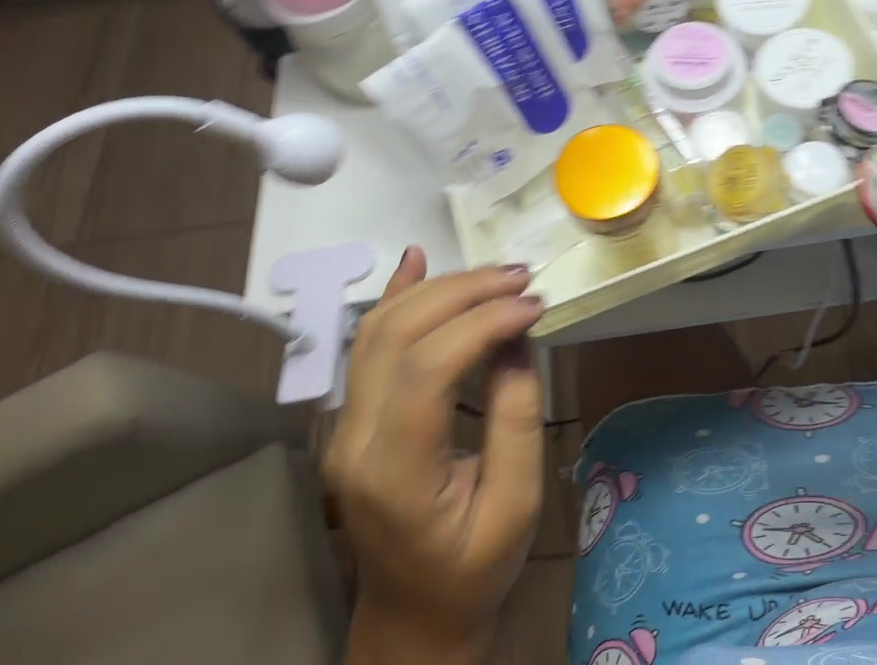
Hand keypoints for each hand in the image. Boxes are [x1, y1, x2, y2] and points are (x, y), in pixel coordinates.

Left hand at [324, 248, 545, 660]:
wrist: (415, 614)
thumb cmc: (473, 570)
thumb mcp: (516, 505)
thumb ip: (516, 418)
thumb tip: (516, 338)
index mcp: (394, 473)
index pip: (428, 369)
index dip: (481, 323)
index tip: (533, 305)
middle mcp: (354, 440)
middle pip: (396, 335)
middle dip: (463, 293)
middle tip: (522, 278)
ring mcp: (343, 426)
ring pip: (377, 330)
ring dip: (437, 289)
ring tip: (496, 275)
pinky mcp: (351, 418)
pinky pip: (367, 345)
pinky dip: (396, 298)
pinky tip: (418, 262)